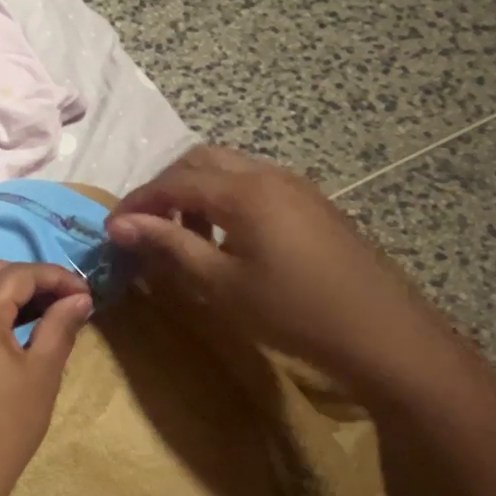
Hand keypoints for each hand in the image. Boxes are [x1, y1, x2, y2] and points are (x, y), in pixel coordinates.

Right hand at [105, 146, 465, 398]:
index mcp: (244, 192)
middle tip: (144, 224)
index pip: (173, 182)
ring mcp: (296, 187)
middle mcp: (269, 176)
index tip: (110, 229)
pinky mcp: (313, 204)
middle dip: (164, 187)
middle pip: (200, 160)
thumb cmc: (293, 312)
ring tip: (180, 233)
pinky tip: (223, 238)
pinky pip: (254, 183)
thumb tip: (118, 224)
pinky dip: (224, 198)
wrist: (385, 335)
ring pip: (229, 168)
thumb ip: (169, 244)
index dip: (137, 202)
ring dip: (194, 190)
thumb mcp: (220, 282)